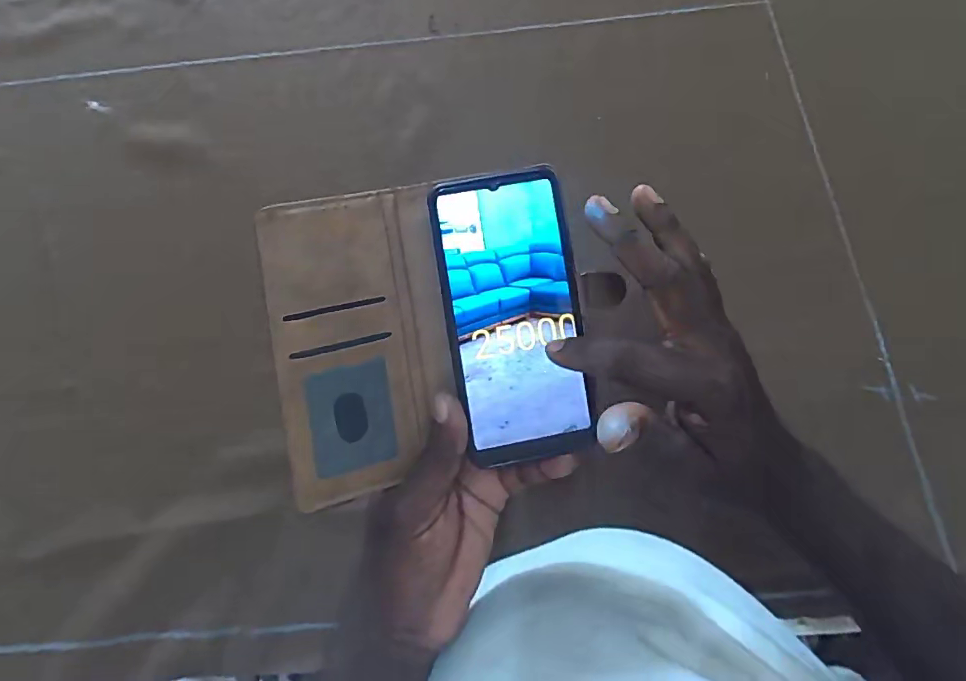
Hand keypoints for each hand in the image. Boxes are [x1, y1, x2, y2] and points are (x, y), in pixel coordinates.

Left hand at [325, 393, 574, 679]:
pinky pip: (522, 471)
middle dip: (509, 391)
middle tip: (546, 367)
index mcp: (412, 441)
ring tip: (569, 411)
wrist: (414, 625)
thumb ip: (434, 459)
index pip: (436, 394)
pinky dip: (545, 463)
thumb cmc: (396, 563)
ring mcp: (470, 468)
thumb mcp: (411, 509)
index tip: (491, 340)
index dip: (460, 369)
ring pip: (507, 437)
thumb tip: (448, 399)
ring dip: (536, 427)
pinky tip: (568, 457)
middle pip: (479, 411)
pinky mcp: (493, 493)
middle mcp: (443, 446)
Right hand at [548, 185, 796, 502]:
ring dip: (664, 225)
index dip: (591, 355)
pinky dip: (682, 245)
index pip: (635, 358)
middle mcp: (712, 341)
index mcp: (701, 380)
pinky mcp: (721, 321)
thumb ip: (652, 441)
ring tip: (641, 191)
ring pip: (690, 265)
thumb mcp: (690, 471)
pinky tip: (667, 229)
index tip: (553, 350)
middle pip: (670, 280)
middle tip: (597, 205)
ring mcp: (720, 326)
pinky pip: (701, 274)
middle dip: (630, 241)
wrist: (777, 465)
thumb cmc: (730, 469)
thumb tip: (608, 425)